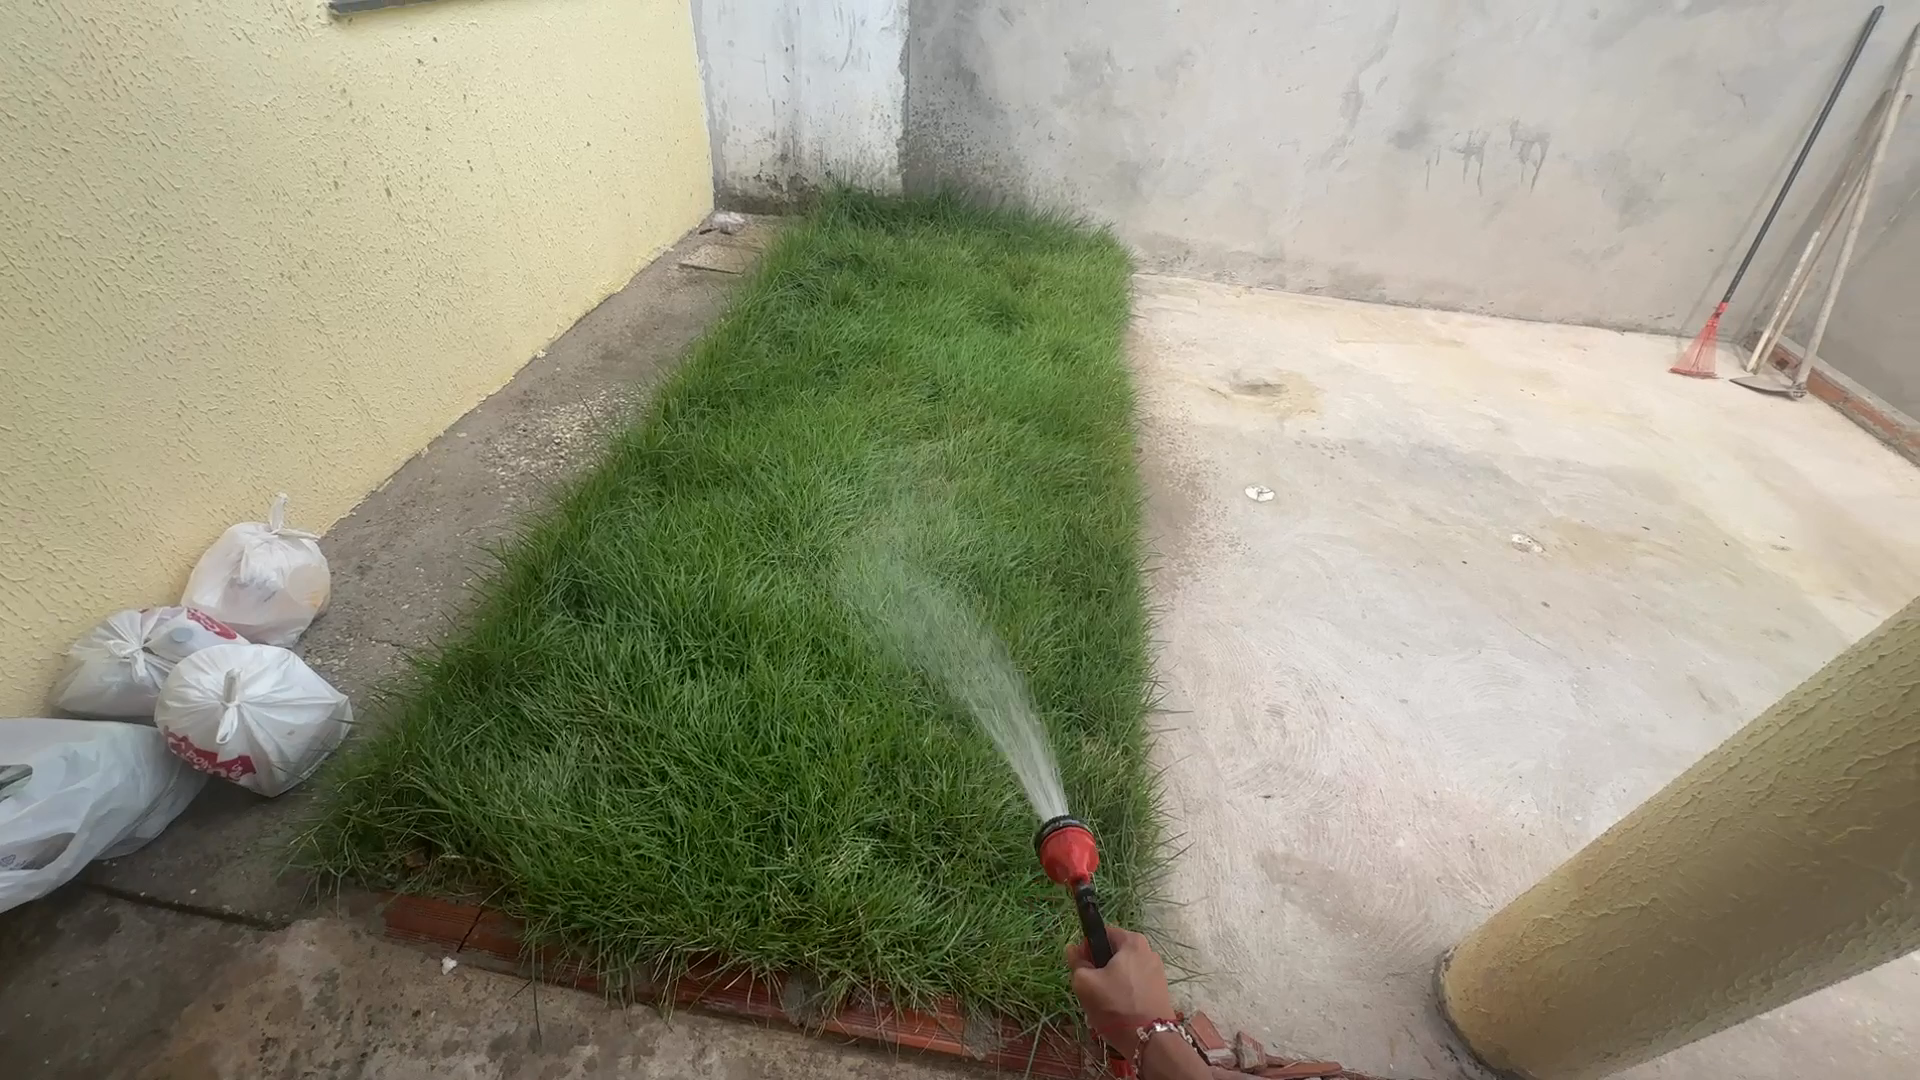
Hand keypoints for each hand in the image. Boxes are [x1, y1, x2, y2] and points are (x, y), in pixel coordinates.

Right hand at [1065, 926, 1176, 1059]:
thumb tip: (1073, 950)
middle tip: (1092, 988)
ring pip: (1124, 971)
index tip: (1082, 968)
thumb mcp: (1085, 983)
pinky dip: (1125, 994)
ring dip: (1112, 982)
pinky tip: (1119, 1011)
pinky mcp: (1161, 991)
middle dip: (1100, 968)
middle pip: (1114, 953)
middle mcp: (1148, 950)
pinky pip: (1135, 985)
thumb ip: (1076, 962)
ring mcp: (1157, 971)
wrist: (1151, 1043)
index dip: (1087, 949)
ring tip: (1105, 1003)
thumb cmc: (1117, 1006)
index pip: (1102, 934)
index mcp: (1132, 941)